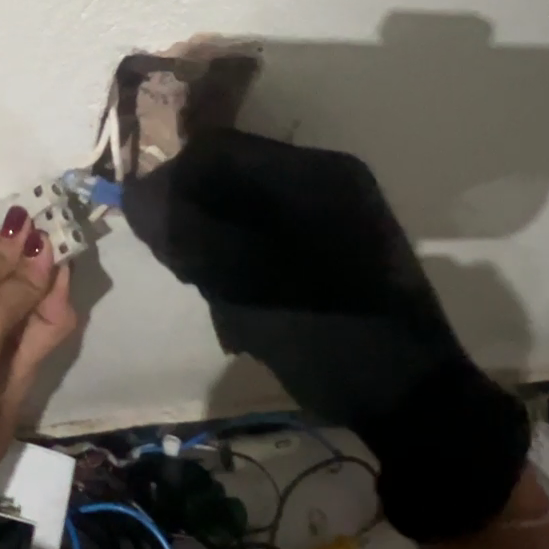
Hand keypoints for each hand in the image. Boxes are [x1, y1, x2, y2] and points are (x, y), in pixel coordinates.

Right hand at [120, 128, 528, 542]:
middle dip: (197, 213)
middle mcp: (328, 176)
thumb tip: (134, 196)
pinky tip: (246, 292)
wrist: (413, 398)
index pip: (218, 150)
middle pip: (232, 173)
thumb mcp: (241, 284)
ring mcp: (340, 206)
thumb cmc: (326, 335)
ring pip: (249, 201)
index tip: (151, 228)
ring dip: (220, 235)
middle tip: (185, 266)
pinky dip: (249, 249)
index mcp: (312, 174)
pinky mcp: (344, 236)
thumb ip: (184, 231)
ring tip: (216, 287)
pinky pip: (275, 224)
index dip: (172, 182)